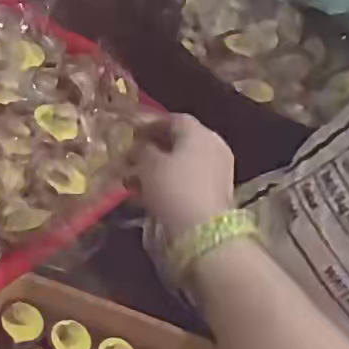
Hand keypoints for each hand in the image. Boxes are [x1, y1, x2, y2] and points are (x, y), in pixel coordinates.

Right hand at [136, 114, 236, 235]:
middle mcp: (212, 146)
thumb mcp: (149, 164)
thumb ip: (141, 150)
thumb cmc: (173, 188)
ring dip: (157, 170)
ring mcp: (216, 171)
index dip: (150, 125)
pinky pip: (186, 181)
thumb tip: (139, 147)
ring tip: (134, 181)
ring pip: (181, 164)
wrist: (201, 229)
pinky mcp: (213, 194)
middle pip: (179, 143)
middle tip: (131, 158)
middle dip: (153, 150)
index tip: (131, 134)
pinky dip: (167, 184)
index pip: (174, 120)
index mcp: (198, 133)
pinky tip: (149, 195)